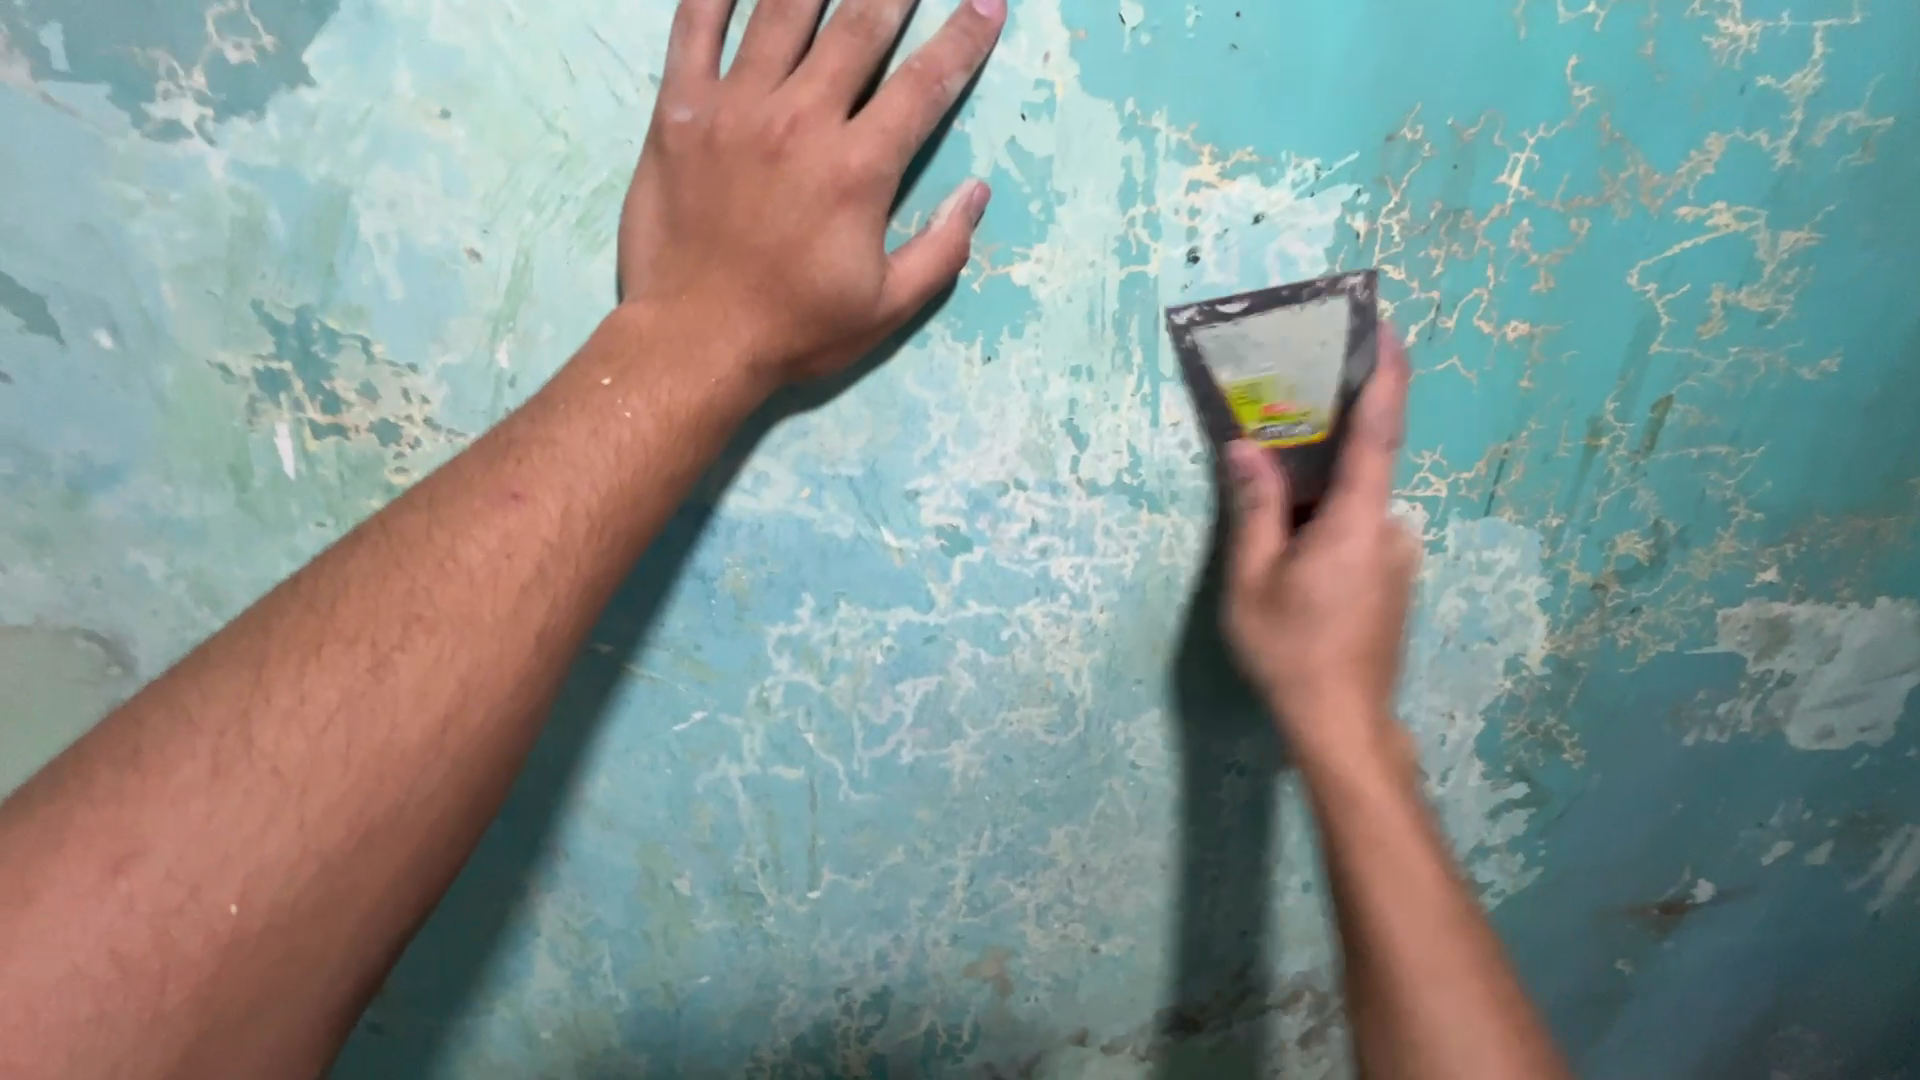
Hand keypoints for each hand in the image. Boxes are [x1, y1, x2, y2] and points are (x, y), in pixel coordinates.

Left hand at [617, 0, 1004, 386]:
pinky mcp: (679, 112)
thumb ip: (941, 251)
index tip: (988, 5)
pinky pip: (694, 26)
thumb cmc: (797, 330)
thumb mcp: (887, 309)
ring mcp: (734, 108)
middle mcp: (800, 119)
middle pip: (858, 27)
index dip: (962, 41)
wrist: (695, 340)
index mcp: (857, 169)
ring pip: (781, 10)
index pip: (924, 86)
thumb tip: (977, 193)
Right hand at [1221, 328, 1420, 768]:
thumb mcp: (1250, 581)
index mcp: (1356, 523)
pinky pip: (1358, 532)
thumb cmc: (1289, 651)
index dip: (1386, 377)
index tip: (1387, 329)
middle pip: (1355, 471)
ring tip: (1270, 535)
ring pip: (1351, 508)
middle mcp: (1390, 530)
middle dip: (1314, 455)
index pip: (1378, 434)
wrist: (1341, 723)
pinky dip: (1324, 527)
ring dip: (1312, 503)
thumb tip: (1245, 449)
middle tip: (1269, 451)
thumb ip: (1253, 510)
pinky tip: (1293, 563)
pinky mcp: (1394, 579)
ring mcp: (1398, 557)